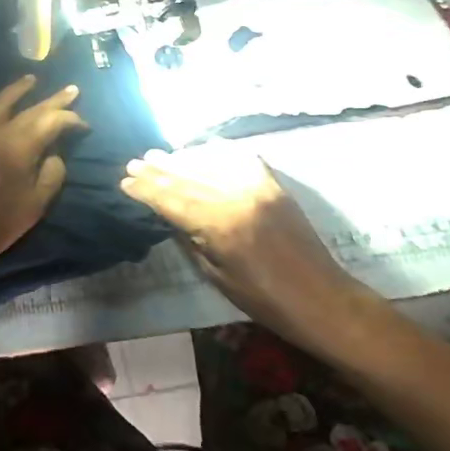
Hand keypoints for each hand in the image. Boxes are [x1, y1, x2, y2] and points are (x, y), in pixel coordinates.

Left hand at [0, 76, 85, 271]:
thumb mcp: (38, 202)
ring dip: (16, 90)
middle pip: (30, 110)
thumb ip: (52, 173)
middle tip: (71, 90)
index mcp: (21, 147)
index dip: (70, 120)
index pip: (51, 122)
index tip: (84, 125)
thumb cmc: (2, 221)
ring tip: (31, 79)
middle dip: (53, 100)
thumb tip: (55, 152)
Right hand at [120, 148, 375, 352]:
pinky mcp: (275, 188)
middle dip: (158, 171)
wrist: (324, 301)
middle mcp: (235, 199)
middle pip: (187, 179)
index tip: (125, 181)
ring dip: (183, 161)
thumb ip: (190, 241)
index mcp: (218, 226)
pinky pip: (242, 161)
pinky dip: (221, 154)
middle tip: (135, 162)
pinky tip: (206, 149)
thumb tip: (168, 216)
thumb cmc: (265, 301)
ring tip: (161, 155)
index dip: (146, 191)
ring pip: (210, 167)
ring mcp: (257, 189)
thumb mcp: (217, 277)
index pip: (171, 201)